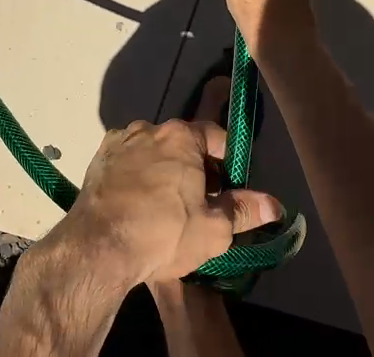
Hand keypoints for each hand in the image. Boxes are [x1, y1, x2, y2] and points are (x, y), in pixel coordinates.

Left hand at [56, 119, 282, 286]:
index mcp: (181, 136)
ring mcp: (120, 140)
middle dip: (194, 166)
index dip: (226, 161)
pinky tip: (137, 202)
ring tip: (166, 205)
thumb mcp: (213, 229)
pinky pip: (127, 160)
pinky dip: (136, 173)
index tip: (228, 187)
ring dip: (163, 168)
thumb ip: (243, 211)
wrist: (100, 245)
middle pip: (182, 142)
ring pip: (152, 150)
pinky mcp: (99, 157)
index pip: (215, 136)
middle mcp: (149, 128)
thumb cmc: (164, 233)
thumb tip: (274, 204)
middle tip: (200, 201)